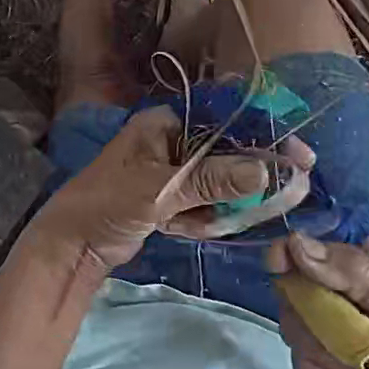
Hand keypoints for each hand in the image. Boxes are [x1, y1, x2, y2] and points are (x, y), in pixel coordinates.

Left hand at [32, 107, 305, 268]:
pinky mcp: (169, 200)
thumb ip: (212, 180)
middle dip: (249, 178)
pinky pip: (202, 205)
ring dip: (225, 205)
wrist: (71, 244)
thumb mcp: (161, 189)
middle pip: (225, 156)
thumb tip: (264, 170)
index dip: (260, 137)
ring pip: (217, 184)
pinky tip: (187, 230)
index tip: (297, 153)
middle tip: (288, 190)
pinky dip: (204, 220)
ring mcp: (170, 173)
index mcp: (164, 124)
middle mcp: (170, 143)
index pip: (223, 124)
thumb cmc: (108, 202)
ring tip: (214, 220)